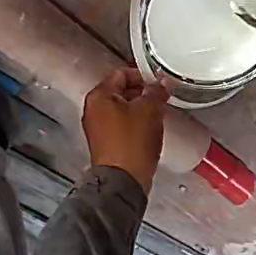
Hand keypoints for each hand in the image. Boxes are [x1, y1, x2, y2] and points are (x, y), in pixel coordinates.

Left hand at [82, 67, 169, 190]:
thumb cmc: (132, 143)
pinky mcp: (104, 143)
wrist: (123, 181)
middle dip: (142, 93)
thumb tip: (163, 83)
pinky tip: (148, 130)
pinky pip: (121, 125)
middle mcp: (93, 110)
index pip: (122, 73)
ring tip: (157, 115)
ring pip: (121, 108)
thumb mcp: (150, 110)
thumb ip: (156, 92)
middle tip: (160, 98)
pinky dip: (134, 124)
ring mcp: (97, 128)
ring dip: (140, 109)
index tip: (158, 83)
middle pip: (120, 90)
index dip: (143, 75)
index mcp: (99, 96)